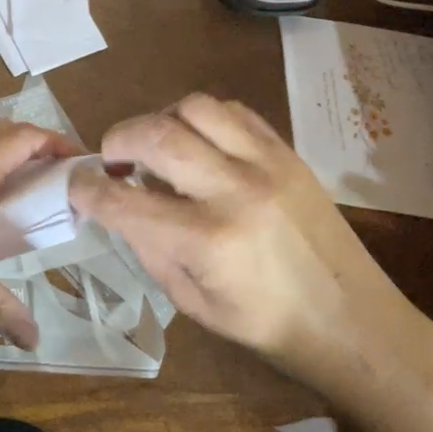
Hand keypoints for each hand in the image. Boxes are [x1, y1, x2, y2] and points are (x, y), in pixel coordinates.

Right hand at [69, 94, 419, 384]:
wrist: (356, 322)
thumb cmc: (267, 324)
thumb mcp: (192, 302)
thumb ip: (148, 246)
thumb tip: (117, 203)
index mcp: (209, 242)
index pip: (124, 201)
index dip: (88, 188)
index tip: (76, 183)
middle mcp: (235, 192)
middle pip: (156, 134)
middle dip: (117, 138)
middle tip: (112, 158)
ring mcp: (267, 164)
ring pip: (194, 107)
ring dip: (160, 119)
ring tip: (156, 145)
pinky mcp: (287, 152)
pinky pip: (232, 111)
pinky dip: (201, 118)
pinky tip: (197, 142)